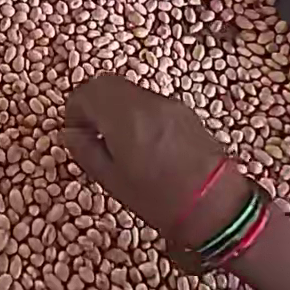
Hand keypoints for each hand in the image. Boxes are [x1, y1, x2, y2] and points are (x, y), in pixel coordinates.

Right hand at [60, 75, 249, 250]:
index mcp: (124, 117)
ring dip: (113, 106)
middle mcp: (146, 102)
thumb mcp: (111, 180)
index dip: (73, 111)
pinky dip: (134, 111)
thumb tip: (71, 133)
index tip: (75, 133)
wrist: (218, 207)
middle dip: (91, 102)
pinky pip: (148, 101)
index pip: (85, 93)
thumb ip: (85, 150)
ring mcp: (168, 104)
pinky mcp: (183, 111)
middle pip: (106, 83)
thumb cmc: (159, 199)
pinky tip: (140, 142)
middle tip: (89, 130)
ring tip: (115, 140)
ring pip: (128, 90)